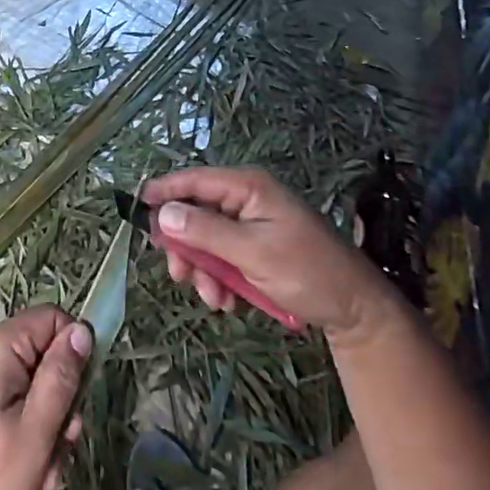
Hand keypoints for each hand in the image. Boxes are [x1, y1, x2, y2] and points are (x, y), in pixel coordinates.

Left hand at [0, 304, 92, 489]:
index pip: (53, 318)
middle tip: (61, 437)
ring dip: (52, 425)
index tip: (78, 390)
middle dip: (62, 397)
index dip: (72, 349)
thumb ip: (61, 375)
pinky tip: (31, 468)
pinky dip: (35, 437)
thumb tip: (83, 329)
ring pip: (41, 388)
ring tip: (43, 463)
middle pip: (48, 355)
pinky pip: (25, 409)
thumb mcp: (36, 428)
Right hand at [142, 167, 398, 344]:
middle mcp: (245, 199)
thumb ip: (206, 231)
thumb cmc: (306, 270)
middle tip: (179, 274)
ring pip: (205, 239)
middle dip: (185, 246)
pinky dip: (218, 278)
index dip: (163, 191)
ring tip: (213, 298)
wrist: (354, 309)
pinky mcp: (255, 248)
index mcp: (247, 187)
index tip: (134, 207)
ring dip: (202, 269)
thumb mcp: (252, 252)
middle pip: (195, 212)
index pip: (194, 180)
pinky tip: (227, 301)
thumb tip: (163, 212)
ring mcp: (250, 224)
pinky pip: (222, 257)